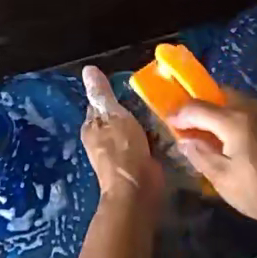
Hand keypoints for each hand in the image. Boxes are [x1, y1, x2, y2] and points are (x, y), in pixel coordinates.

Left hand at [80, 66, 163, 208]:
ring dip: (146, 121)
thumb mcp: (112, 115)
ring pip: (134, 128)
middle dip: (133, 107)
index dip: (114, 93)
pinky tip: (169, 127)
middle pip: (118, 116)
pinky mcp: (138, 162)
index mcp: (91, 127)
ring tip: (166, 107)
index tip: (133, 83)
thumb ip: (102, 93)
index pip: (99, 103)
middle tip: (155, 93)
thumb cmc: (122, 150)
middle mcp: (102, 139)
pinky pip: (147, 142)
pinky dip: (155, 135)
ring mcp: (121, 152)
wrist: (138, 189)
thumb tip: (87, 69)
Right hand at [168, 90, 256, 234]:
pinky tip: (242, 140)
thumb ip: (200, 155)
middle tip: (191, 123)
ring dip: (223, 110)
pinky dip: (242, 118)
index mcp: (235, 121)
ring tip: (215, 132)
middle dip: (203, 106)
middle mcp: (254, 109)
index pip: (198, 108)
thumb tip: (184, 141)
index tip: (169, 120)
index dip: (180, 113)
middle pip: (221, 95)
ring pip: (241, 101)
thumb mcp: (223, 180)